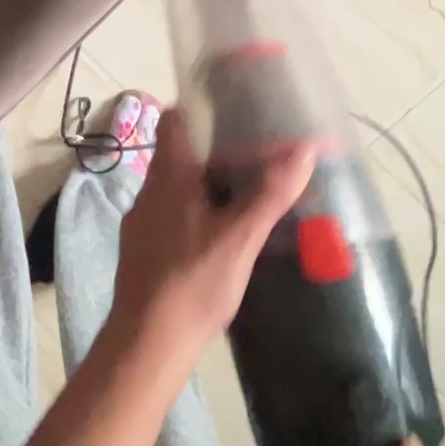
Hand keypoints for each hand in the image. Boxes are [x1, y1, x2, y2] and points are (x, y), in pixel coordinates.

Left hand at [108, 109, 318, 359]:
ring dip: (205, 180)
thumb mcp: (239, 238)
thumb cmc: (192, 281)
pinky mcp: (142, 245)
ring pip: (174, 183)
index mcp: (169, 175)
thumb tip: (302, 149)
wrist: (147, 339)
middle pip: (177, 151)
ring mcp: (142, 217)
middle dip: (213, 148)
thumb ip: (269, 194)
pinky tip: (219, 230)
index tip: (232, 107)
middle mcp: (150, 188)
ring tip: (245, 189)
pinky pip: (170, 211)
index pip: (174, 119)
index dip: (198, 106)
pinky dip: (194, 208)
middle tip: (254, 152)